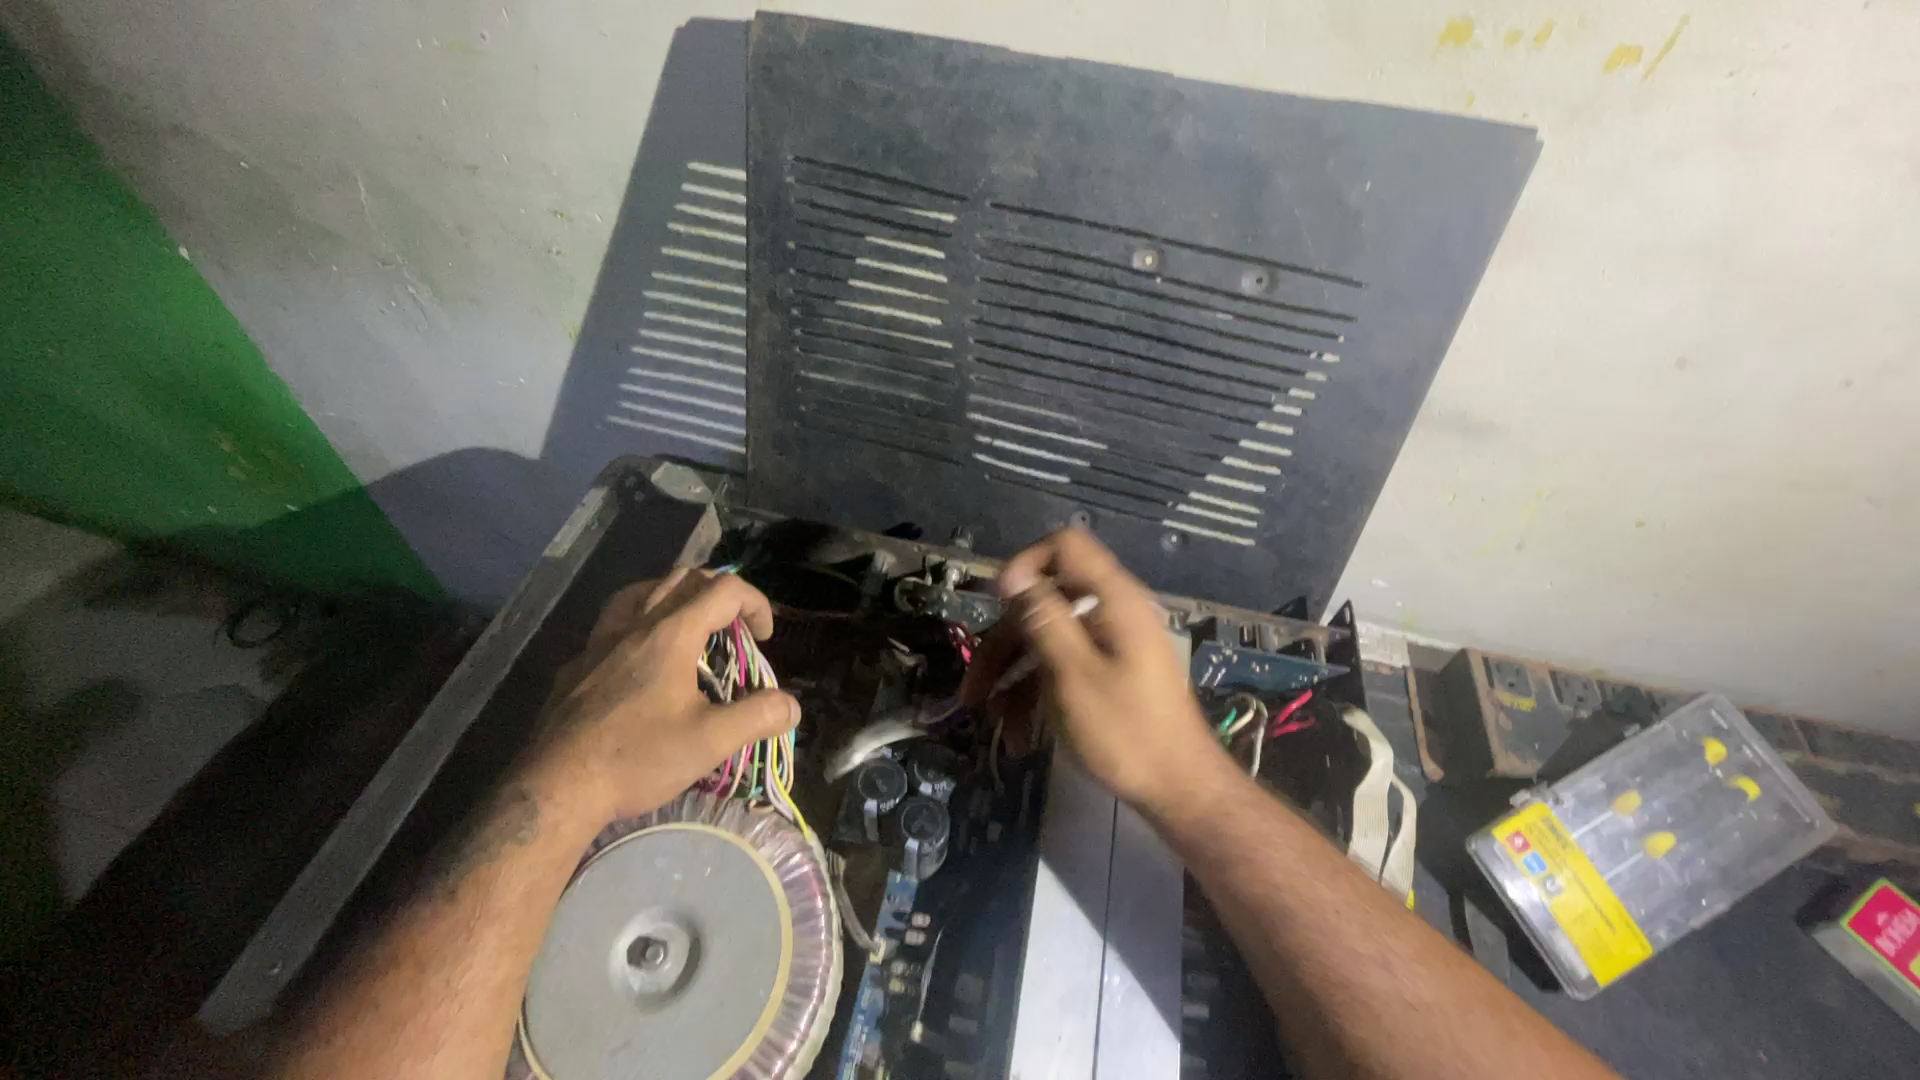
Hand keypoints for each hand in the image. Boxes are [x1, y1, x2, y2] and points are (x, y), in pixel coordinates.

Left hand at [527, 570, 800, 822]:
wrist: (556, 788)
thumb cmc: (638, 757)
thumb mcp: (711, 741)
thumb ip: (758, 716)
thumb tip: (791, 706)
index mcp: (671, 634)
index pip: (724, 589)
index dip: (755, 603)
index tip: (764, 638)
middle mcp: (634, 626)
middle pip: (683, 579)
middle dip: (719, 593)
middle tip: (734, 628)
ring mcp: (599, 644)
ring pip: (641, 592)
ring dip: (675, 596)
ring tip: (690, 624)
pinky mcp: (576, 667)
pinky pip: (612, 624)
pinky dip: (639, 624)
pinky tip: (639, 660)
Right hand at [961, 528, 1229, 814]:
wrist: (1179, 790)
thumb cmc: (1127, 732)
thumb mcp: (1073, 674)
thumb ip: (1043, 618)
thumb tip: (1014, 572)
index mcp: (1112, 600)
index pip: (1064, 547)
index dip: (1025, 566)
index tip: (996, 606)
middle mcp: (1110, 612)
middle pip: (1043, 603)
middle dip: (1003, 645)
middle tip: (973, 690)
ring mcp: (1109, 643)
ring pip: (1045, 640)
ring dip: (1013, 678)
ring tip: (991, 721)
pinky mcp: (1107, 671)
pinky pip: (1062, 665)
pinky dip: (1037, 694)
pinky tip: (1020, 736)